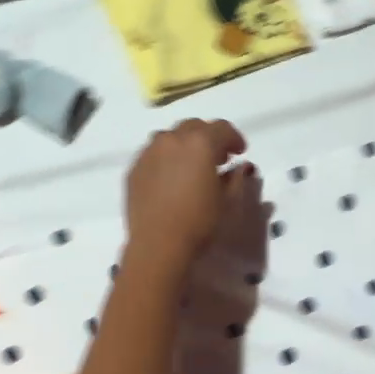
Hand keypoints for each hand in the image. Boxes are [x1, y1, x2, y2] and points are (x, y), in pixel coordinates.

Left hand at [124, 119, 249, 266]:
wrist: (158, 245)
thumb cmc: (199, 224)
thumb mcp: (227, 203)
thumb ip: (236, 179)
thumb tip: (238, 168)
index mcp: (200, 143)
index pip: (221, 128)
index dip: (234, 138)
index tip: (239, 152)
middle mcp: (172, 139)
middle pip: (193, 127)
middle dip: (208, 138)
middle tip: (216, 159)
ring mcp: (149, 152)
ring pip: (170, 138)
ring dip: (184, 146)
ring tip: (191, 168)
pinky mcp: (134, 169)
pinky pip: (153, 155)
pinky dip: (166, 160)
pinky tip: (170, 181)